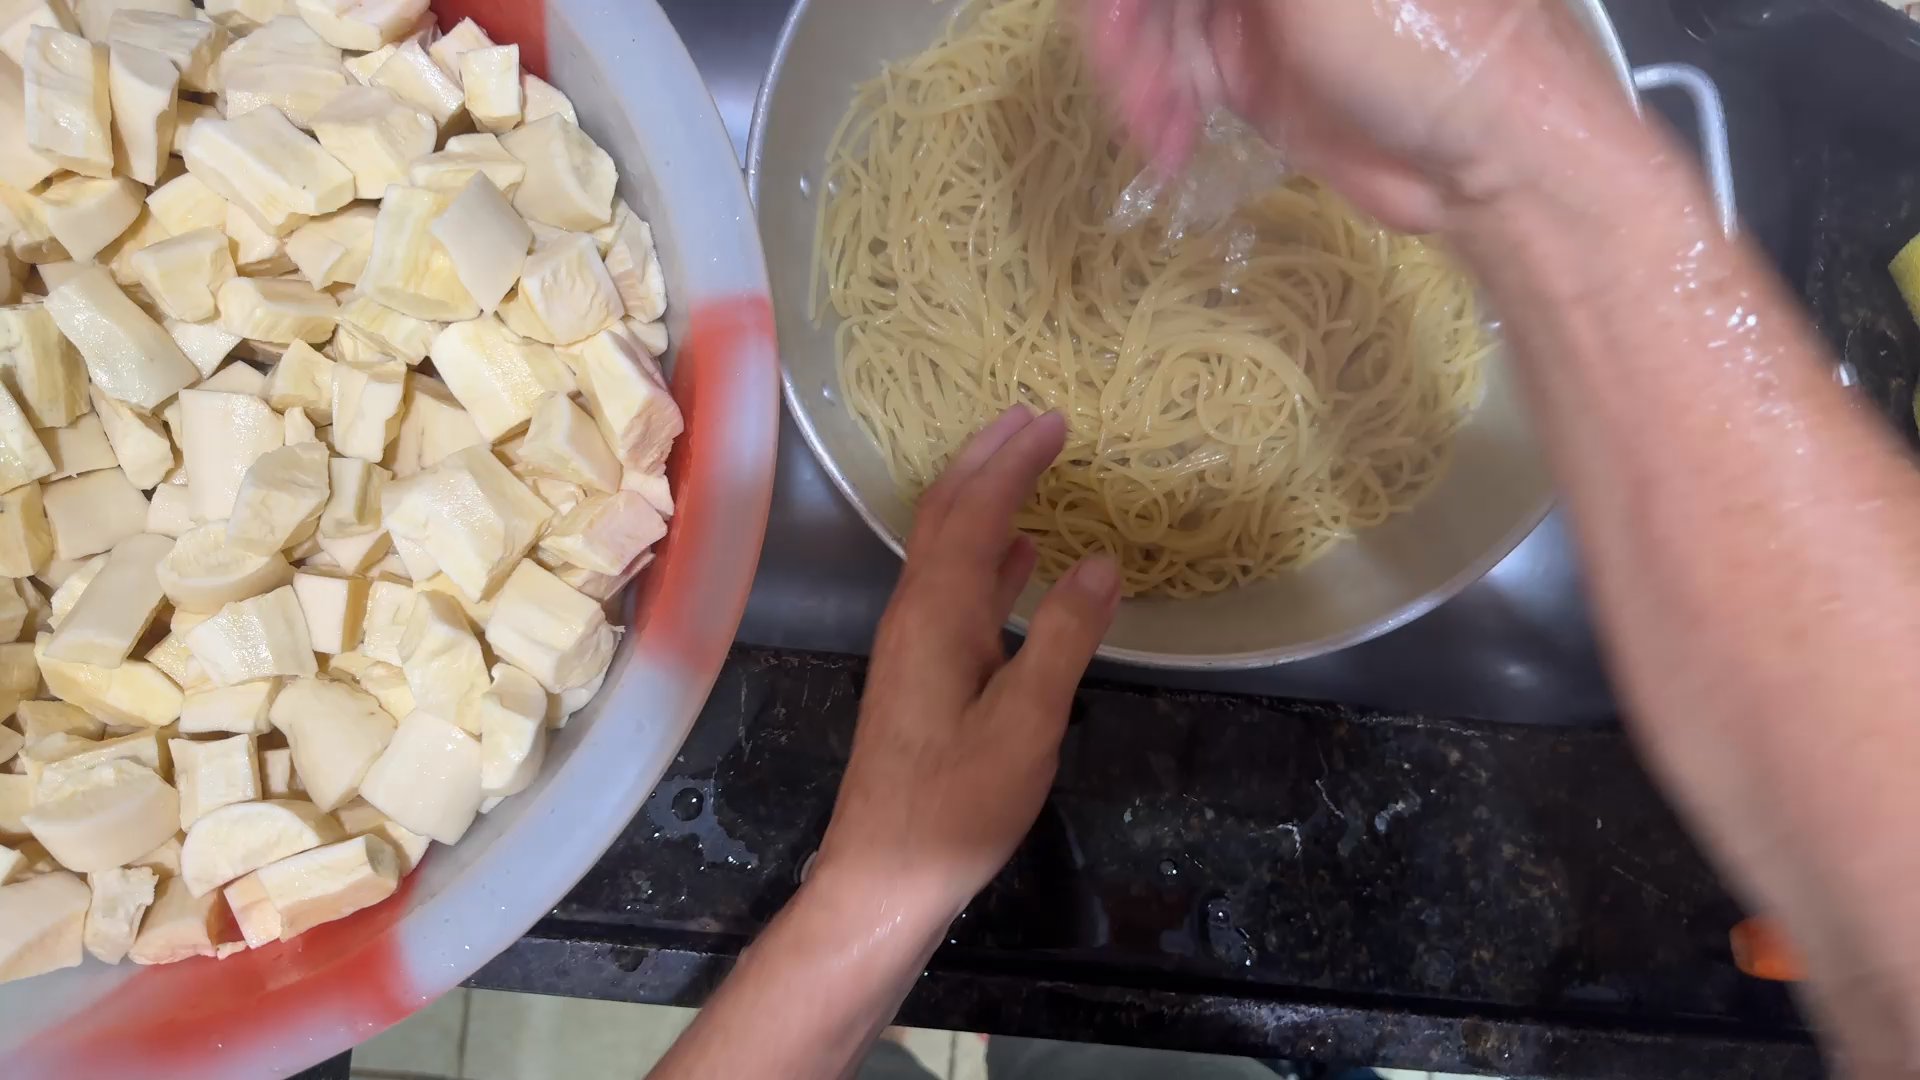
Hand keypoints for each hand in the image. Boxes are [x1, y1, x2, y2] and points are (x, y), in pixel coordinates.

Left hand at [813, 406, 1120, 916]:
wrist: (883, 871)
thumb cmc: (957, 803)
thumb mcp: (1027, 724)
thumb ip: (1063, 637)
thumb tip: (1100, 562)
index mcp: (938, 612)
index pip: (977, 512)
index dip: (1013, 462)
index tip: (1052, 422)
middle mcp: (915, 609)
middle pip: (945, 512)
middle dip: (986, 459)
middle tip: (1027, 418)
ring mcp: (911, 637)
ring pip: (944, 544)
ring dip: (981, 496)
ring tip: (1020, 462)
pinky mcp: (918, 665)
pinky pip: (953, 585)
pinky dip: (984, 554)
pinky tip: (1015, 553)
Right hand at [1080, 0, 1630, 232]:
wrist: (1470, 150)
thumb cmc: (1414, 38)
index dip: (1122, 0)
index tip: (1113, 32)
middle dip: (1128, 37)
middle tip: (1132, 100)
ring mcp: (1250, 7)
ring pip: (1154, 30)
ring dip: (1141, 84)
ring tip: (1158, 140)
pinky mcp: (1244, 68)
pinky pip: (1173, 80)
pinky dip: (1161, 114)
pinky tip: (1168, 148)